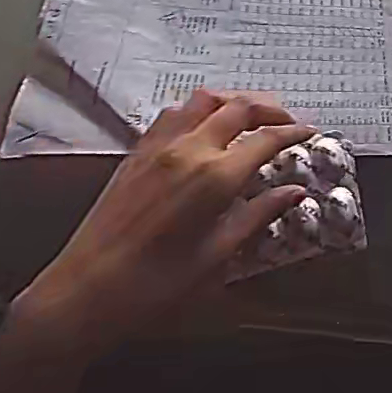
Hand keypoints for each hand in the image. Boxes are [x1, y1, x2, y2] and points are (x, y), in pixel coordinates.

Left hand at [10, 90, 314, 358]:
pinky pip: (175, 112)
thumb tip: (294, 192)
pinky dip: (201, 108)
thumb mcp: (216, 257)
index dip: (294, 131)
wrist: (81, 293)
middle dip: (271, 107)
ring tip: (251, 115)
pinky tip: (205, 125)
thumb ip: (258, 216)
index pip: (266, 139)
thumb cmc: (155, 286)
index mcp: (214, 177)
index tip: (310, 131)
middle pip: (240, 107)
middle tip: (287, 120)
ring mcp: (161, 146)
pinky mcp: (138, 152)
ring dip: (235, 100)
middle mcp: (190, 150)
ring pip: (206, 99)